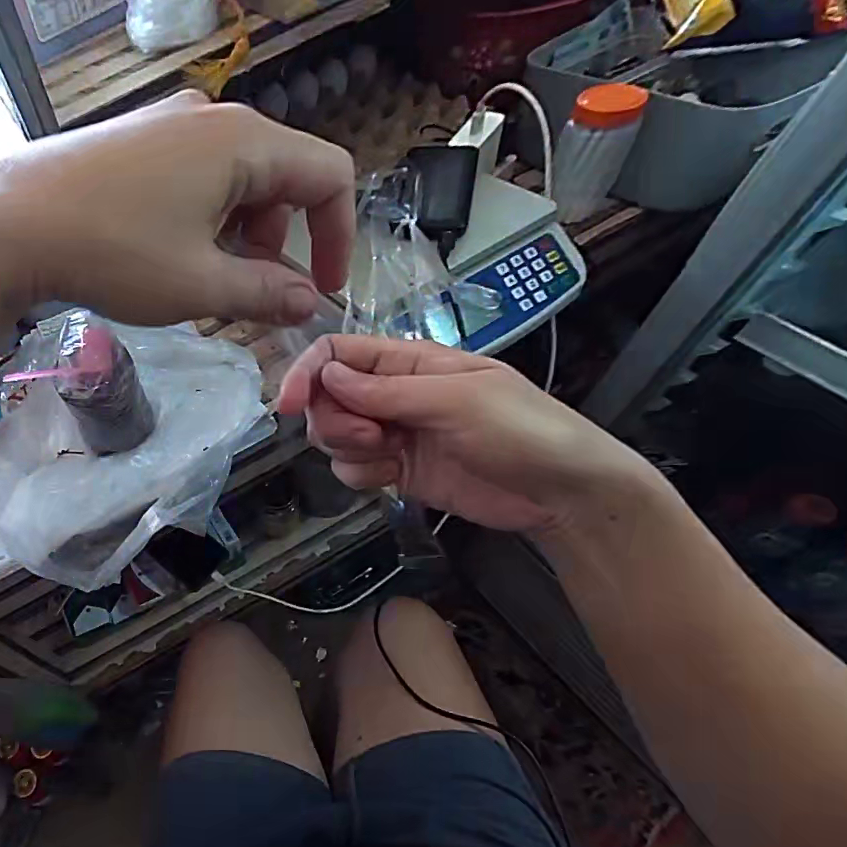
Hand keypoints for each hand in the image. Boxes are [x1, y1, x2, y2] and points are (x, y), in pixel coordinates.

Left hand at [0, 91, 355, 326]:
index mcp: (244, 142)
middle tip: (252, 298)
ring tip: (208, 286)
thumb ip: (267, 294)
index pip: (328, 176)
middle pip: (283, 182)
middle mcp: (214, 120)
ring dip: (242, 241)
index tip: (323, 290)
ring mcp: (171, 125)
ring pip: (239, 185)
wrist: (5, 222)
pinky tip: (176, 259)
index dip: (339, 236)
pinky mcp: (140, 142)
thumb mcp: (202, 285)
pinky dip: (208, 224)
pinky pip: (200, 181)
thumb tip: (310, 303)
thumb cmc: (114, 252)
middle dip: (282, 246)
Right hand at [276, 335, 668, 536]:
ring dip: (349, 450)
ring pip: (334, 437)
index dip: (307, 373)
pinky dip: (363, 476)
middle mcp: (393, 394)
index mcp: (409, 361)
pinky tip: (395, 479)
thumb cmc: (521, 430)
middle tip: (373, 437)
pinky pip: (353, 469)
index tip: (287, 405)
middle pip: (327, 398)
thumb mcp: (456, 400)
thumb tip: (327, 375)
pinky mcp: (396, 471)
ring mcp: (393, 434)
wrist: (559, 493)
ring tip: (391, 459)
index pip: (339, 353)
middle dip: (334, 421)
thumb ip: (387, 390)